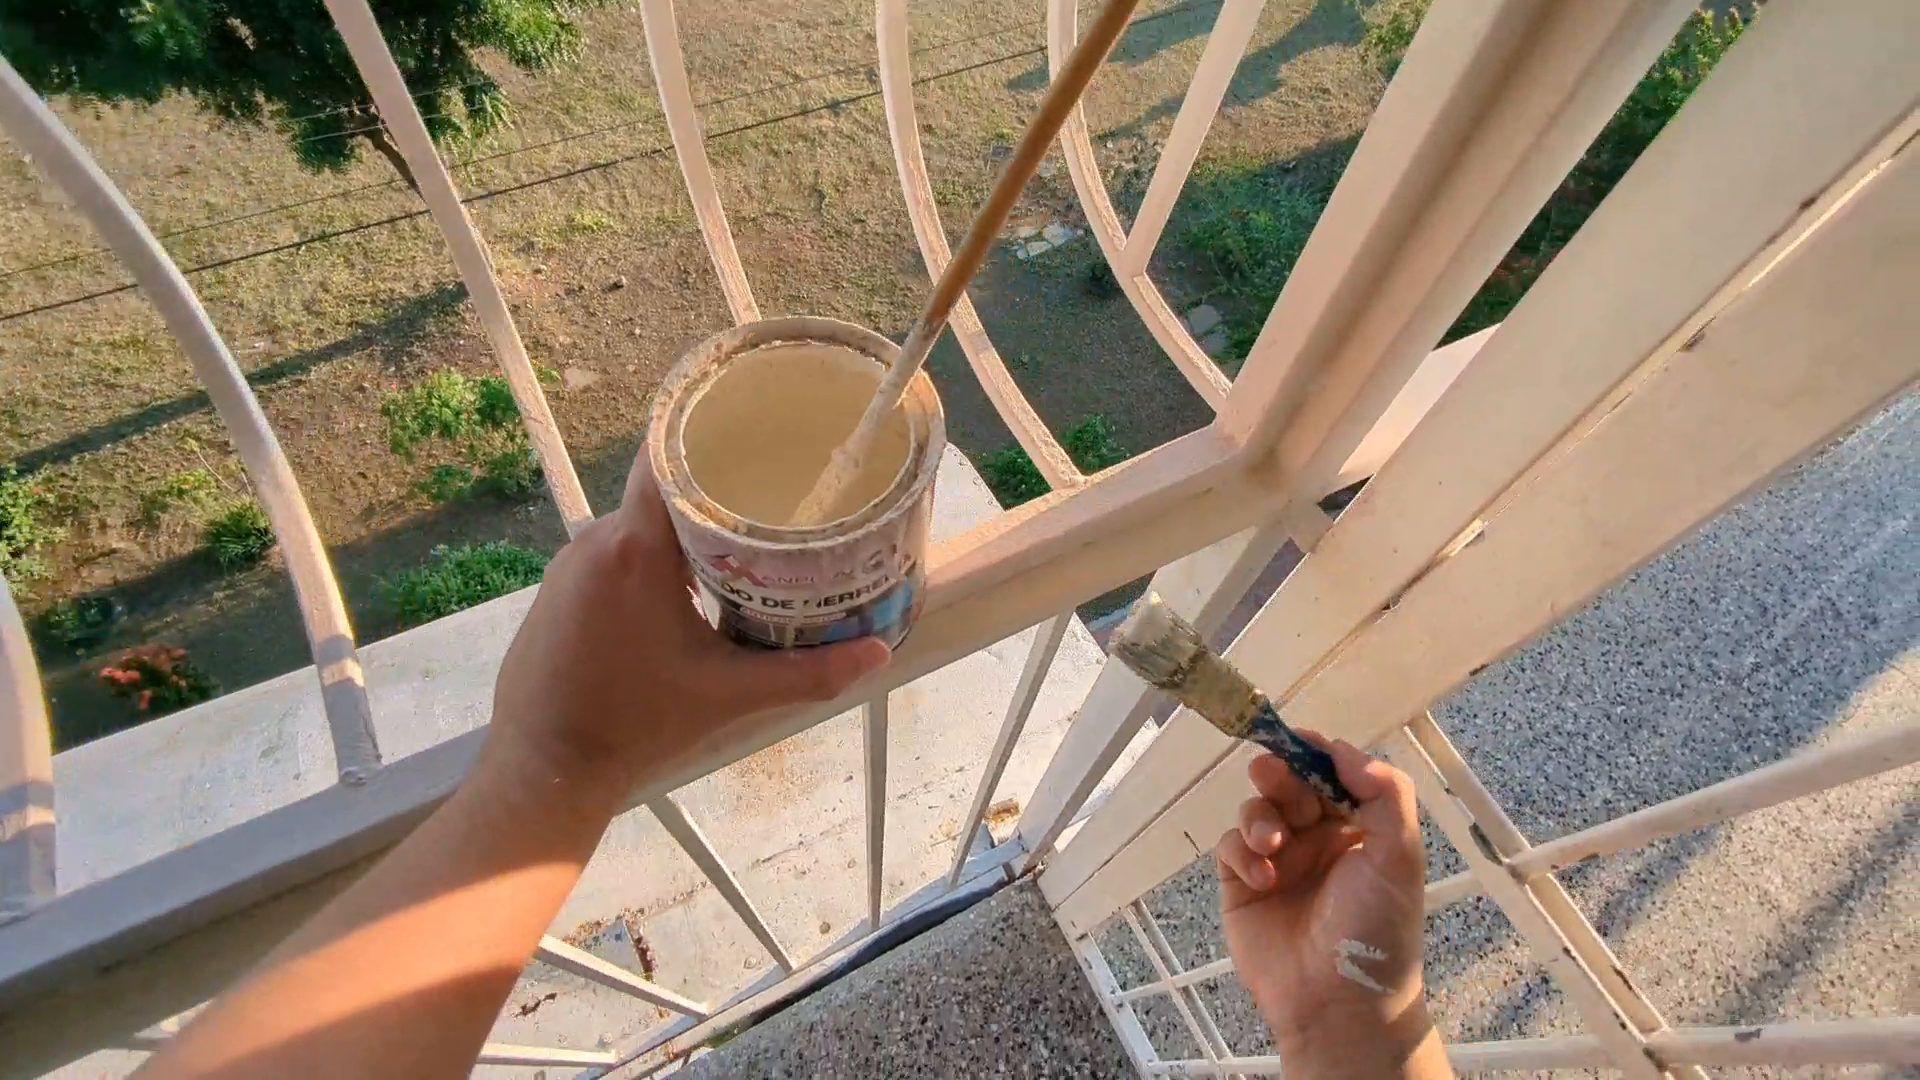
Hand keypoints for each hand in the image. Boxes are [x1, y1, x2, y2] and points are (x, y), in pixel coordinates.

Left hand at [480, 452, 891, 814]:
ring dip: (687, 524)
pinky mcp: (560, 587)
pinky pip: (618, 547)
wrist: (543, 769)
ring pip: (641, 520)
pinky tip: (691, 580)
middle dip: (717, 486)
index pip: (668, 457)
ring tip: (743, 539)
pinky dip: (656, 551)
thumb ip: (809, 673)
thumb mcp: (731, 695)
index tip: (757, 431)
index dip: (711, 434)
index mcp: (636, 549)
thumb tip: (879, 654)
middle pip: (662, 486)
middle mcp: (597, 540)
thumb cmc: (638, 724)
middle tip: (774, 495)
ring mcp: (571, 563)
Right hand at [1215, 736, 1440, 1075]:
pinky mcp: (1241, 879)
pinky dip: (1243, 854)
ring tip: (1271, 844)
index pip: (1331, 774)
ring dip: (1259, 816)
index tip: (1297, 740)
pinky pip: (1230, 844)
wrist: (1336, 1004)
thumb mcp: (1398, 859)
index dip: (1314, 752)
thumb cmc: (1375, 928)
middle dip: (1277, 774)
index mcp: (1355, 828)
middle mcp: (1314, 837)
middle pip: (1286, 782)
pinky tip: (1262, 880)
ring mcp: (1276, 857)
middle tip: (1272, 777)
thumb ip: (1383, 795)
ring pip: (1254, 807)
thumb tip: (1343, 748)